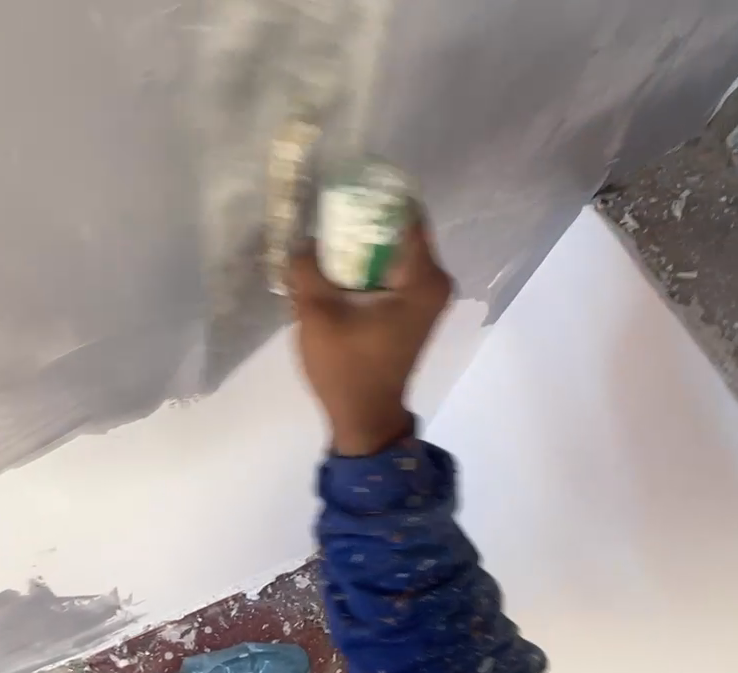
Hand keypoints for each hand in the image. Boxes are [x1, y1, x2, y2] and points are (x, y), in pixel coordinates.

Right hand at [288, 212, 454, 455]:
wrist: (365, 417)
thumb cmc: (346, 368)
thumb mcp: (316, 315)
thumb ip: (306, 268)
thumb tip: (302, 240)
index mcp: (422, 278)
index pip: (404, 213)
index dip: (372, 197)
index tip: (339, 190)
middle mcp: (435, 282)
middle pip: (399, 231)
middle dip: (362, 223)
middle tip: (324, 217)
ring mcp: (427, 298)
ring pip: (393, 253)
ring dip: (361, 248)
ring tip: (325, 244)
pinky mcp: (414, 312)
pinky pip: (392, 274)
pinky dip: (367, 269)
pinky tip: (338, 274)